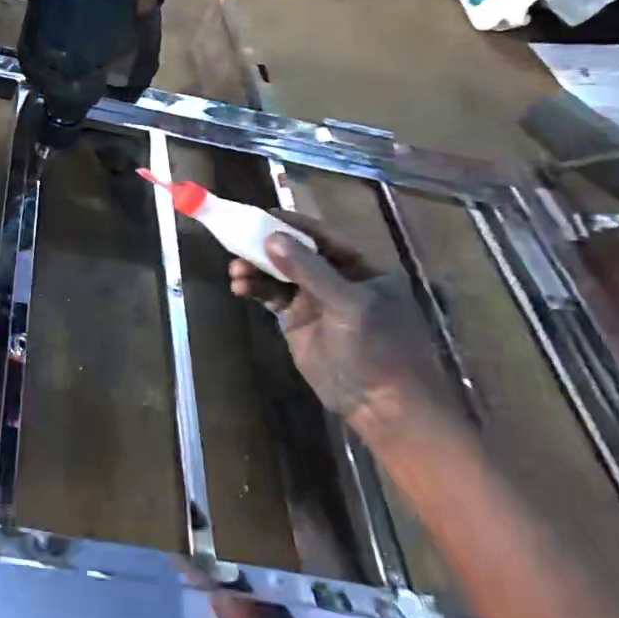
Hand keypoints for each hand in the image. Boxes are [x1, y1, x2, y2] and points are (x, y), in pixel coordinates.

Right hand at [228, 213, 447, 423]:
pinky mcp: (297, 321)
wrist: (383, 404)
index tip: (262, 213)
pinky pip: (271, 297)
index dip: (294, 224)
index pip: (323, 235)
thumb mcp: (349, 304)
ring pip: (279, 274)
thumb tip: (272, 238)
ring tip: (235, 270)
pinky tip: (240, 287)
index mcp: (361, 265)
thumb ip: (310, 270)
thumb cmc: (379, 347)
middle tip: (238, 239)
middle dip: (267, 246)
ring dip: (256, 269)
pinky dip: (255, 289)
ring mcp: (315, 300)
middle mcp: (336, 277)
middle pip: (296, 252)